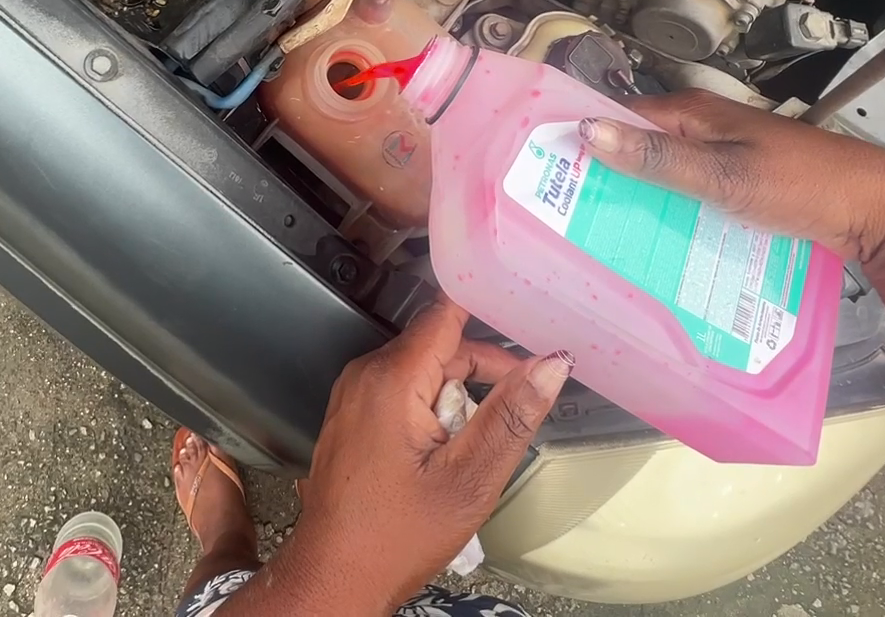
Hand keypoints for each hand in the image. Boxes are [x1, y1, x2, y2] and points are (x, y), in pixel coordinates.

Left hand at [271, 300, 569, 614]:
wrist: (334, 575)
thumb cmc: (394, 535)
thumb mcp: (468, 480)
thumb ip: (510, 417)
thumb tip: (550, 365)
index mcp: (391, 378)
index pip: (444, 314)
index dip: (486, 308)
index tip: (522, 309)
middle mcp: (366, 372)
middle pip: (436, 344)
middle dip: (481, 369)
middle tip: (517, 405)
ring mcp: (354, 391)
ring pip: (421, 367)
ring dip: (457, 392)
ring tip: (473, 443)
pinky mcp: (353, 411)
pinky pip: (401, 387)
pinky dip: (431, 405)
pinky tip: (443, 447)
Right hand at [578, 89, 884, 265]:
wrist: (884, 212)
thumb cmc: (801, 188)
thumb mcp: (722, 176)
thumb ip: (655, 157)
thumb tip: (585, 128)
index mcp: (691, 114)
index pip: (616, 115)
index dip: (582, 135)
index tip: (547, 167)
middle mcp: (700, 125)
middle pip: (635, 142)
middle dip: (602, 168)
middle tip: (564, 205)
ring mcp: (720, 151)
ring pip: (658, 166)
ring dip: (631, 188)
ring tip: (596, 223)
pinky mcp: (736, 178)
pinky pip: (682, 185)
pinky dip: (662, 201)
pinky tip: (651, 231)